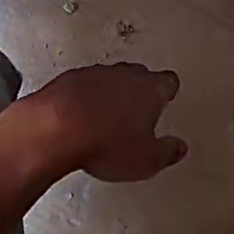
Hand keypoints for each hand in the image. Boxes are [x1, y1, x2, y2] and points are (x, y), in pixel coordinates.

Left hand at [20, 64, 185, 181]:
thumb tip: (177, 148)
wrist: (56, 129)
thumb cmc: (104, 142)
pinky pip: (83, 85)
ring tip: (106, 118)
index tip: (168, 96)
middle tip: (139, 111)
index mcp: (149, 89)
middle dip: (139, 90)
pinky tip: (80, 117)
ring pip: (109, 78)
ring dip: (109, 93)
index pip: (168, 82)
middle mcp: (123, 75)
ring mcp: (94, 74)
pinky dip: (84, 97)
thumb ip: (167, 152)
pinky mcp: (68, 79)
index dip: (168, 91)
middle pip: (138, 75)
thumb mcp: (146, 160)